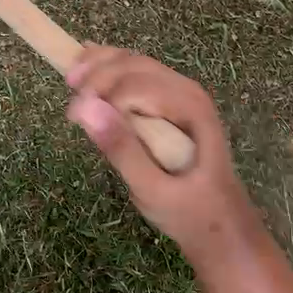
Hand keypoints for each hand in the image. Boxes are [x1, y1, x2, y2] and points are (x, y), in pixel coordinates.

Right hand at [66, 46, 257, 257]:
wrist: (223, 230)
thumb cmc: (190, 214)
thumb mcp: (152, 190)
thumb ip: (122, 149)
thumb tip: (86, 108)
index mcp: (189, 108)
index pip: (137, 84)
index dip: (101, 92)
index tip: (72, 116)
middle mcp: (187, 90)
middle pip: (135, 65)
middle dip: (99, 73)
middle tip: (68, 90)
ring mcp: (181, 93)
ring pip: (135, 63)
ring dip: (102, 64)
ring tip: (72, 76)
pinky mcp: (172, 102)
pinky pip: (138, 74)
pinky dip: (112, 68)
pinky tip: (91, 62)